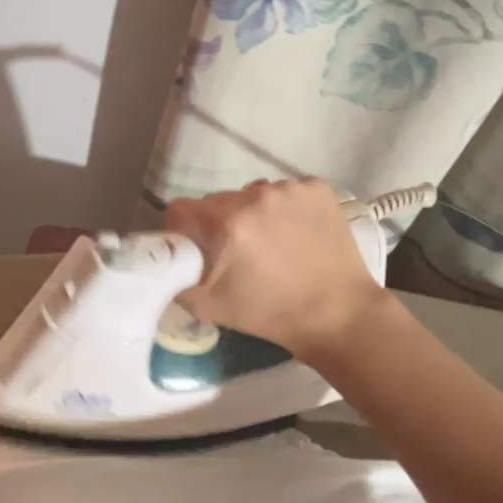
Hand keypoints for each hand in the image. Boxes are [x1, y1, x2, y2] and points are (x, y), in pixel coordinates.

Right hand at [165, 178, 387, 358]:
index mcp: (226, 223)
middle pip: (217, 201)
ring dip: (253, 214)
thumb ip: (176, 282)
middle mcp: (256, 195)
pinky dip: (285, 209)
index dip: (181, 230)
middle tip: (236, 254)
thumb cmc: (269, 314)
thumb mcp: (209, 308)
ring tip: (270, 245)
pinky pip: (286, 192)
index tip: (195, 249)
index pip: (181, 209)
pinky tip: (296, 235)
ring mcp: (290, 189)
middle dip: (219, 224)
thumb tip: (165, 267)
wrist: (337, 314)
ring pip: (252, 194)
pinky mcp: (318, 188)